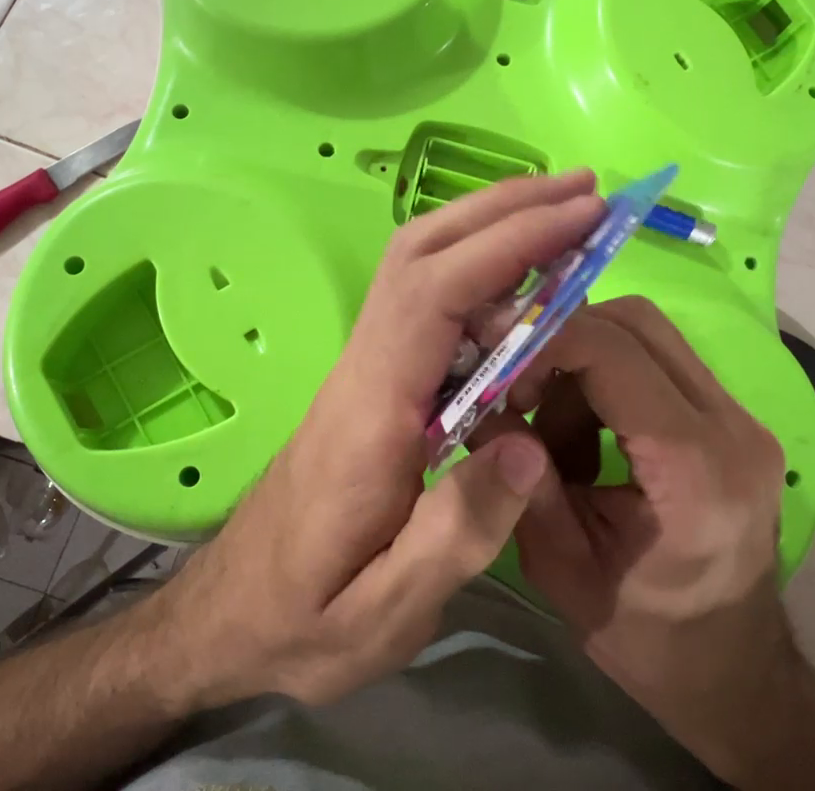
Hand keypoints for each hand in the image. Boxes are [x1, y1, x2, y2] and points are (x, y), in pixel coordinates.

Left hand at [153, 172, 606, 709]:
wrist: (226, 617)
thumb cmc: (301, 622)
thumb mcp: (380, 615)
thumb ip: (454, 536)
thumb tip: (525, 444)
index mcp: (369, 415)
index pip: (434, 295)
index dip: (507, 244)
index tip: (581, 217)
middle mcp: (364, 372)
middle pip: (421, 256)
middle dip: (503, 210)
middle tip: (587, 191)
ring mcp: (363, 374)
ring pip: (418, 270)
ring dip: (490, 229)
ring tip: (567, 219)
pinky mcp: (372, 387)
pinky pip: (426, 307)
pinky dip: (479, 273)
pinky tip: (524, 288)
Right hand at [482, 296, 793, 783]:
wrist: (735, 673)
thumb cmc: (648, 638)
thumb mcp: (563, 568)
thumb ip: (523, 481)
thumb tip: (480, 405)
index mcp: (696, 470)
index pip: (614, 354)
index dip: (543, 338)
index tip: (489, 357)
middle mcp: (732, 426)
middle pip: (637, 322)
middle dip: (562, 339)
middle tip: (515, 388)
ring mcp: (741, 419)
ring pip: (648, 335)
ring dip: (583, 362)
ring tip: (548, 429)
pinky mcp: (732, 422)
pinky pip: (659, 364)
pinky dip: (607, 379)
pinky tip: (583, 436)